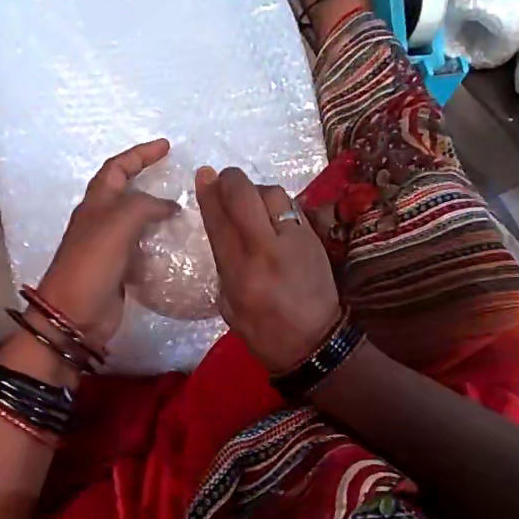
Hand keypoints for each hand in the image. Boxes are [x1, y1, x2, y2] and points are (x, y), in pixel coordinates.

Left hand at [34, 139, 180, 345]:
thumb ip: (144, 206)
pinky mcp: (117, 270)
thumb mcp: (118, 224)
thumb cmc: (92, 264)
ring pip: (133, 219)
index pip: (116, 168)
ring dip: (154, 210)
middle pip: (123, 191)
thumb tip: (169, 205)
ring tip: (181, 209)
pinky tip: (173, 244)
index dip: (139, 154)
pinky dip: (156, 240)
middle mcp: (99, 221)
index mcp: (95, 204)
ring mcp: (107, 246)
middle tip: (173, 175)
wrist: (75, 314)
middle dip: (146, 178)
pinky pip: (140, 247)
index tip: (165, 146)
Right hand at [196, 166, 342, 372]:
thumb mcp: (230, 305)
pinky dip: (277, 204)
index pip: (219, 221)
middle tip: (224, 179)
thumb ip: (224, 266)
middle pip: (245, 196)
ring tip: (250, 200)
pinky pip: (293, 207)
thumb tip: (221, 230)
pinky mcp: (315, 239)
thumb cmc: (264, 332)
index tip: (203, 174)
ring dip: (257, 191)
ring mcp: (295, 242)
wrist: (315, 343)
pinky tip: (272, 214)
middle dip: (231, 180)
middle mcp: (266, 251)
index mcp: (240, 273)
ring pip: (273, 194)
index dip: (208, 193)